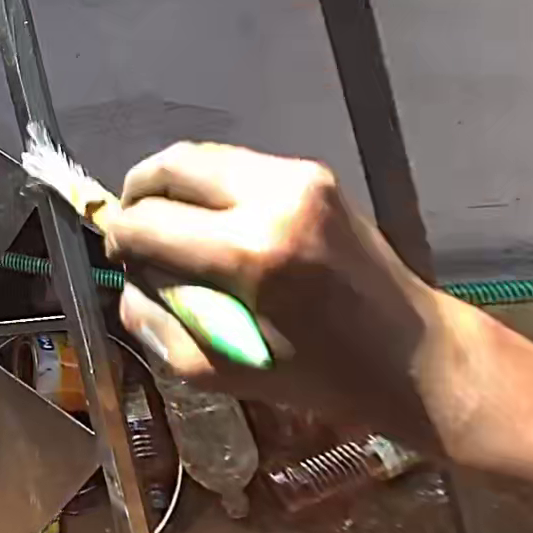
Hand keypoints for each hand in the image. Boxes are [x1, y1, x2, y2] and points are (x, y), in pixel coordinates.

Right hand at [103, 142, 513, 465]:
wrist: (414, 354)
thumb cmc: (317, 377)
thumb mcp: (217, 372)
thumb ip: (154, 322)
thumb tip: (128, 277)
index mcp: (250, 255)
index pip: (147, 223)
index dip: (119, 238)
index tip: (118, 253)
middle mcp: (274, 198)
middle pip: (169, 165)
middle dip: (135, 194)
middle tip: (131, 227)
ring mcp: (299, 176)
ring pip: (199, 155)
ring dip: (170, 185)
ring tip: (167, 221)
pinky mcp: (313, 171)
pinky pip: (234, 164)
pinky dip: (207, 185)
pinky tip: (210, 217)